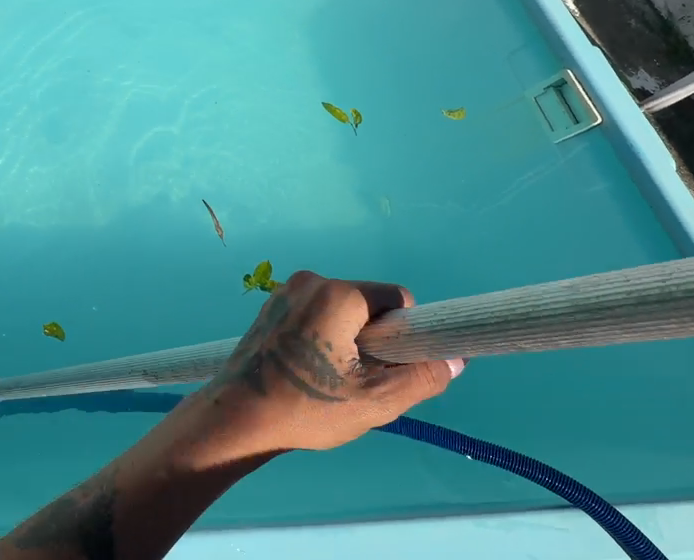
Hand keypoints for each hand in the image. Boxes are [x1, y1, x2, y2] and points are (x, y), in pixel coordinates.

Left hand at [181, 272, 458, 465]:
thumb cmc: (307, 406)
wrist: (238, 414)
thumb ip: (423, 376)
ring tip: (332, 378)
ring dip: (349, 340)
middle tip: (359, 378)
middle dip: (375, 338)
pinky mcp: (271, 306)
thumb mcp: (377, 400)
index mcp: (336, 292)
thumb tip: (454, 357)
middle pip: (368, 304)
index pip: (396, 298)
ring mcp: (285, 291)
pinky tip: (310, 370)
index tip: (388, 365)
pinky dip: (324, 337)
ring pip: (342, 311)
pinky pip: (316, 314)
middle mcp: (309, 280)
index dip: (403, 333)